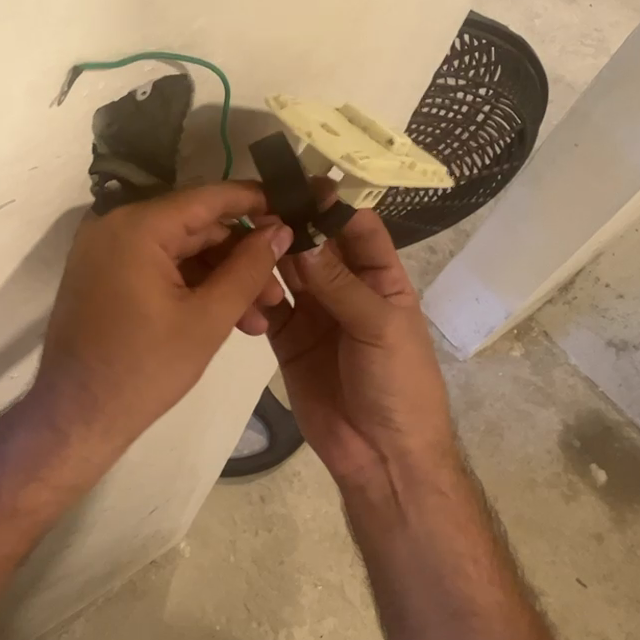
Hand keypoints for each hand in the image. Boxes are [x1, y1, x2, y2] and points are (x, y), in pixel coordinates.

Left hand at [33, 182, 293, 455]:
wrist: (77, 416)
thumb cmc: (144, 369)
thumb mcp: (207, 319)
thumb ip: (249, 268)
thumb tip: (281, 229)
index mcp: (137, 226)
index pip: (208, 197)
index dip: (255, 201)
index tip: (293, 209)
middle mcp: (114, 225)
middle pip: (195, 227)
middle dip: (242, 257)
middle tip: (280, 287)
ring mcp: (104, 251)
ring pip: (179, 251)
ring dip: (221, 279)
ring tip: (261, 317)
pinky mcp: (102, 275)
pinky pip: (156, 267)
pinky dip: (190, 288)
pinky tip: (228, 318)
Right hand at [265, 198, 455, 491]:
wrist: (382, 454)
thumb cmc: (399, 384)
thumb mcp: (380, 327)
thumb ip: (340, 285)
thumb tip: (303, 241)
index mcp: (381, 280)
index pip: (358, 230)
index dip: (333, 206)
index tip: (301, 185)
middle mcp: (346, 290)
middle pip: (316, 247)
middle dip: (292, 227)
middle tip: (257, 209)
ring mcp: (314, 315)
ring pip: (287, 273)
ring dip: (268, 258)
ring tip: (242, 243)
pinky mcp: (286, 340)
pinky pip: (267, 308)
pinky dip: (253, 295)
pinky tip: (240, 286)